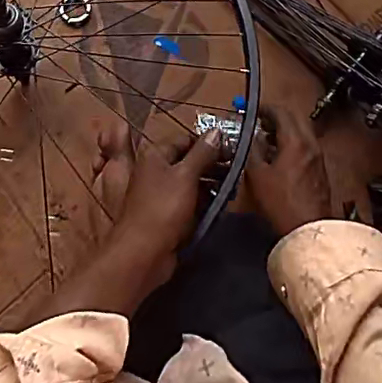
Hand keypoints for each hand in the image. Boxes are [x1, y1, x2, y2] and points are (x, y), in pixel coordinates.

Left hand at [102, 122, 220, 280]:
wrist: (144, 251)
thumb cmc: (163, 207)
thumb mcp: (186, 175)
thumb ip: (202, 153)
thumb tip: (216, 131)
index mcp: (156, 155)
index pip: (185, 140)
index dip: (208, 143)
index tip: (232, 149)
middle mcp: (157, 170)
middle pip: (188, 161)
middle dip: (212, 164)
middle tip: (237, 169)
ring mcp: (162, 193)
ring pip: (190, 182)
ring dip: (210, 183)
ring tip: (233, 187)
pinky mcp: (169, 214)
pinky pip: (189, 201)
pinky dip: (204, 200)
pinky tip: (221, 204)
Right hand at [245, 107, 332, 237]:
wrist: (308, 230)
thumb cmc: (281, 203)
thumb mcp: (257, 173)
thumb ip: (253, 149)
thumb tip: (252, 136)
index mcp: (296, 141)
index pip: (281, 112)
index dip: (264, 108)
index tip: (252, 110)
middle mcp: (311, 145)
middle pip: (295, 119)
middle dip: (276, 116)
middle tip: (259, 120)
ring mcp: (318, 158)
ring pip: (302, 132)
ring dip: (284, 129)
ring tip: (266, 138)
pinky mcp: (320, 171)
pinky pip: (305, 146)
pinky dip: (292, 142)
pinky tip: (278, 155)